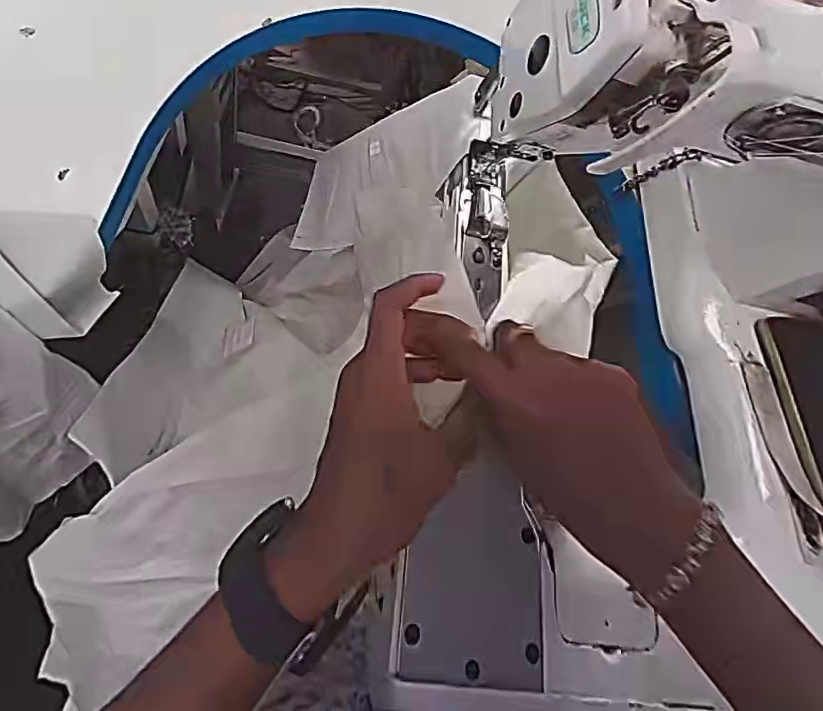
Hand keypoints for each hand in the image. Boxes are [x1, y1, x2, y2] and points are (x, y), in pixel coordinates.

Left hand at [267, 275, 479, 621]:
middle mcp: (361, 378)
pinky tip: (441, 395)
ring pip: (392, 352)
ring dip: (426, 352)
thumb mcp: (442, 456)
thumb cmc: (377, 499)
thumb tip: (486, 394)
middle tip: (464, 342)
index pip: (389, 308)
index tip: (436, 283)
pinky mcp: (357, 414)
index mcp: (378, 375)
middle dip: (433, 327)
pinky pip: (386, 374)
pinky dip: (414, 373)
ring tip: (459, 368)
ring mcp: (356, 396)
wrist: (335, 538)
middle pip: (395, 327)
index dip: (414, 288)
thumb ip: (469, 416)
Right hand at [405, 315, 704, 596]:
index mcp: (514, 398)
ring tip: (562, 411)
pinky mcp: (613, 373)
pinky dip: (582, 385)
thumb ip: (500, 419)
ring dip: (549, 373)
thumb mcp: (518, 462)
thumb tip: (493, 401)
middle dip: (508, 352)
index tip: (448, 335)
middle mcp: (546, 374)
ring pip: (552, 354)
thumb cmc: (581, 502)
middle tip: (513, 377)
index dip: (453, 340)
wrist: (638, 510)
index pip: (468, 351)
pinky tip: (590, 416)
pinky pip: (586, 368)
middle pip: (514, 337)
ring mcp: (582, 370)